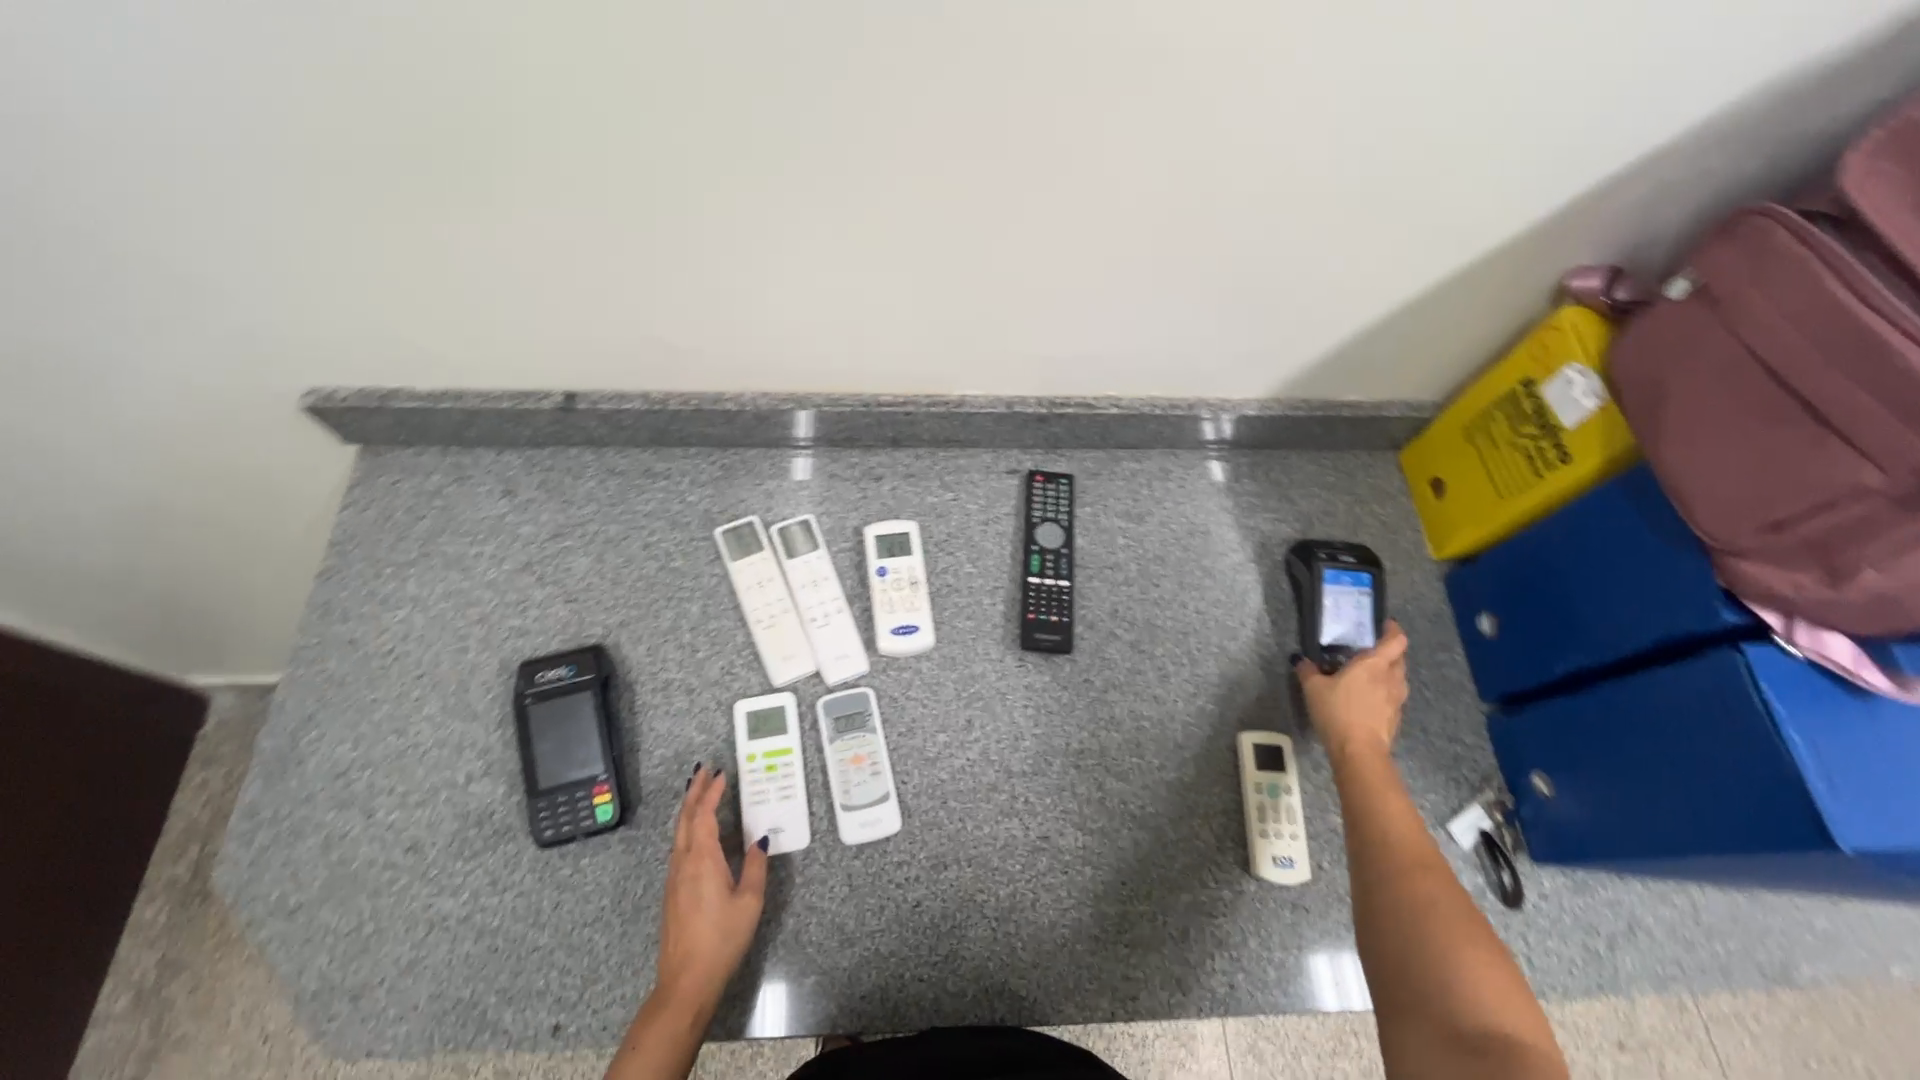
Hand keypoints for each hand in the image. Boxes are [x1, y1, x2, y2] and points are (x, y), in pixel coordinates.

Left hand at [654, 765, 768, 1017]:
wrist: (686, 978)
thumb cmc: (722, 938)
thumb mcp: (749, 901)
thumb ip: (755, 866)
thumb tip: (760, 839)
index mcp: (702, 859)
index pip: (705, 815)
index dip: (712, 792)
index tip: (721, 773)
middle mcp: (683, 861)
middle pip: (685, 818)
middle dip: (694, 792)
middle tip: (703, 770)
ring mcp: (674, 876)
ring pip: (678, 832)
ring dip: (689, 808)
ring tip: (699, 793)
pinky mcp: (672, 890)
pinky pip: (678, 846)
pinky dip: (687, 828)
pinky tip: (696, 832)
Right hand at [1295, 620, 1409, 761]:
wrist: (1359, 750)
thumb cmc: (1338, 711)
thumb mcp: (1313, 688)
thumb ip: (1308, 671)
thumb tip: (1302, 661)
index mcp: (1375, 664)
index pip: (1396, 640)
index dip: (1393, 630)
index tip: (1385, 625)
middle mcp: (1392, 678)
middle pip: (1400, 658)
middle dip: (1389, 652)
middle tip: (1370, 652)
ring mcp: (1397, 699)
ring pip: (1398, 678)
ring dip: (1388, 674)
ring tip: (1369, 677)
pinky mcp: (1396, 717)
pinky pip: (1394, 697)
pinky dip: (1385, 694)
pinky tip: (1368, 701)